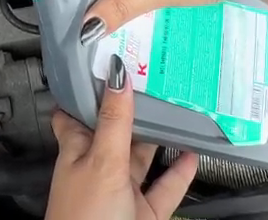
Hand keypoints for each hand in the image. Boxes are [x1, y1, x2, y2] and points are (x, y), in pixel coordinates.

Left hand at [47, 54, 197, 219]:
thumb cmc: (86, 218)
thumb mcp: (102, 161)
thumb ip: (113, 120)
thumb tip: (116, 73)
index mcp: (76, 149)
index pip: (75, 110)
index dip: (86, 89)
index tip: (104, 62)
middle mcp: (96, 166)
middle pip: (114, 130)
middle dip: (130, 109)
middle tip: (150, 80)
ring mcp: (121, 191)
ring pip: (141, 157)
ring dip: (157, 137)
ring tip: (175, 109)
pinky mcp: (144, 215)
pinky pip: (164, 188)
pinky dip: (179, 172)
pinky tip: (192, 155)